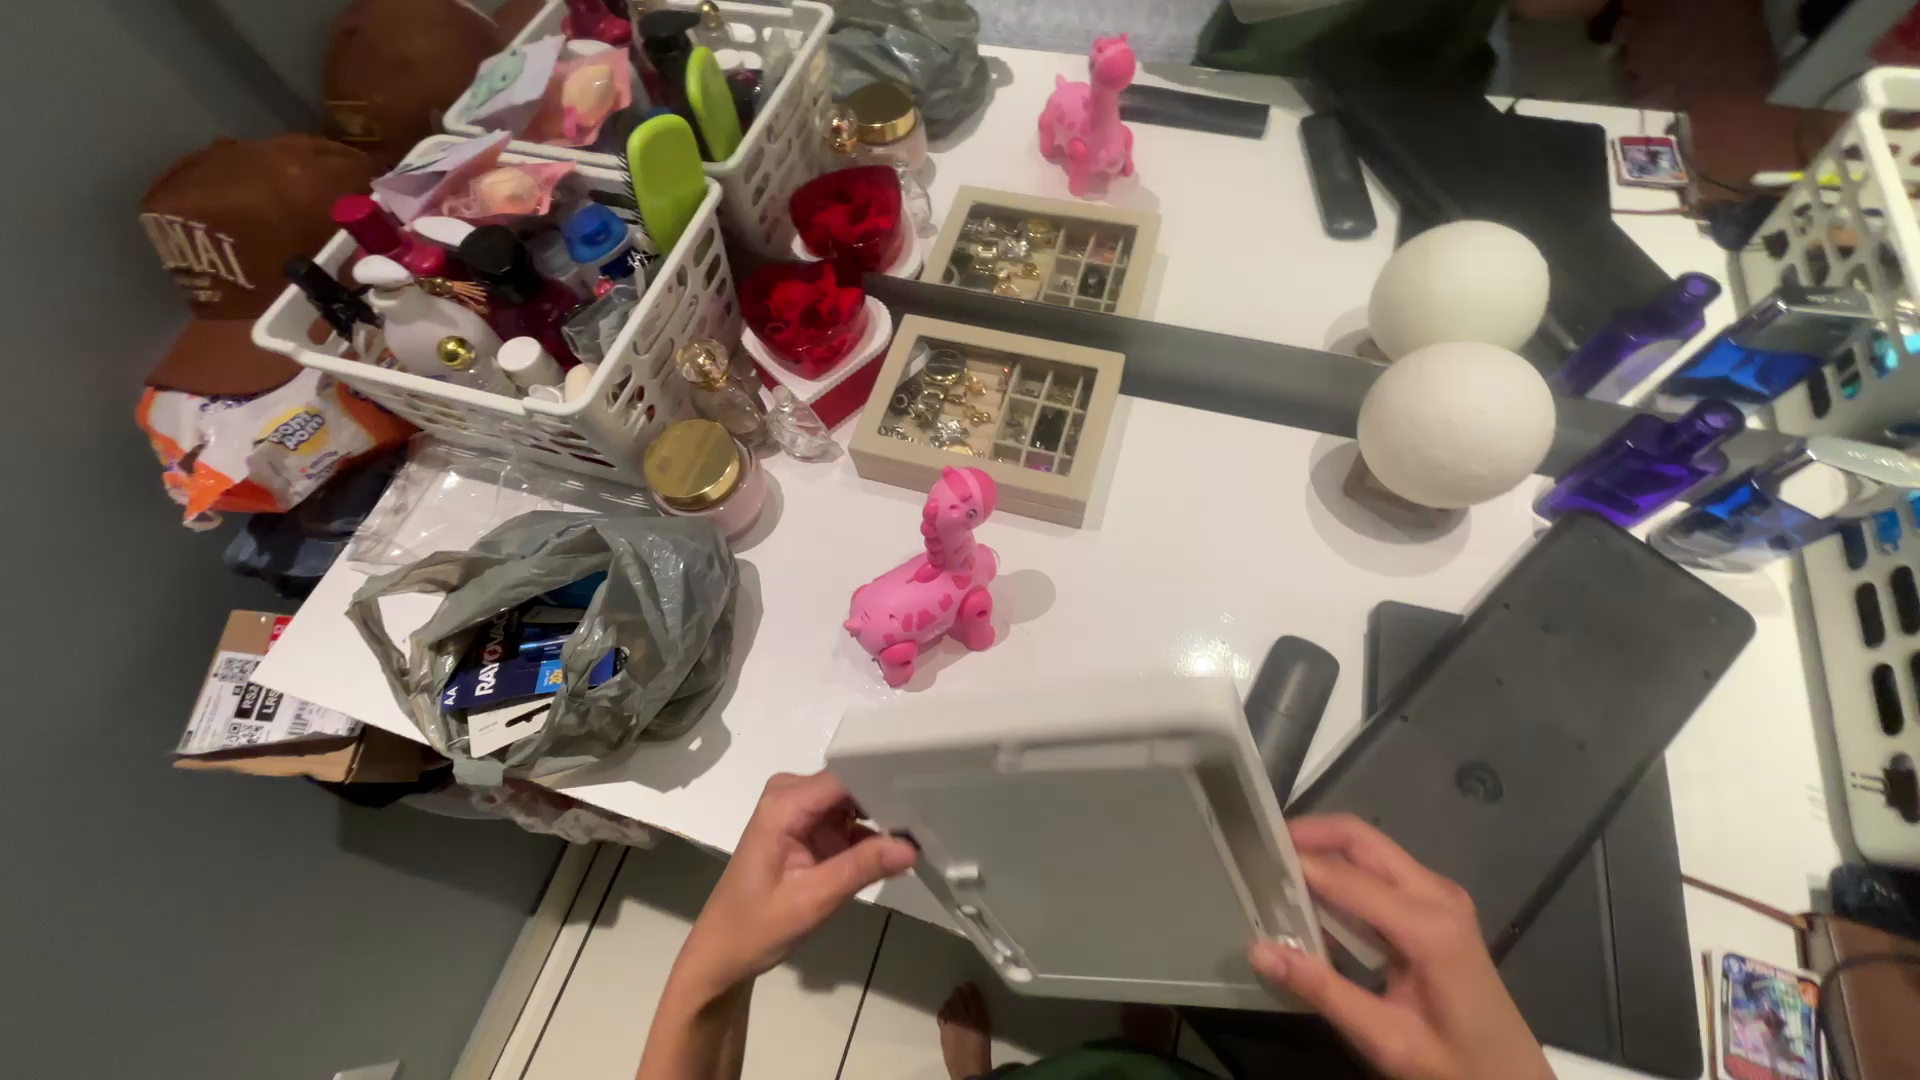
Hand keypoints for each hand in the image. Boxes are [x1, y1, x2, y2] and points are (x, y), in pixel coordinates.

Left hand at [668, 771, 916, 1000]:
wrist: (722, 953)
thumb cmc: (756, 927)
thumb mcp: (812, 900)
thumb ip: (861, 868)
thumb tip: (911, 847)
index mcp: (785, 803)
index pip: (844, 775)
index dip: (882, 778)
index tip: (924, 788)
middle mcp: (792, 794)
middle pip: (852, 782)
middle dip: (889, 796)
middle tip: (933, 812)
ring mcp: (801, 809)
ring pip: (855, 798)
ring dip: (884, 814)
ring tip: (926, 825)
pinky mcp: (809, 826)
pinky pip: (848, 817)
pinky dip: (871, 832)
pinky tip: (901, 843)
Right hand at [1248, 815, 1554, 1079]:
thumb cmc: (1457, 1067)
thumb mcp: (1387, 1040)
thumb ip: (1322, 990)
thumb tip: (1259, 949)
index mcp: (1428, 927)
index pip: (1346, 877)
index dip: (1297, 866)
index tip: (1251, 862)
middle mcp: (1437, 895)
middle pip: (1360, 838)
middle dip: (1308, 835)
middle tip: (1261, 848)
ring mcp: (1440, 896)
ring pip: (1369, 847)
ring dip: (1323, 849)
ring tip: (1278, 869)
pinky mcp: (1437, 905)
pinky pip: (1380, 868)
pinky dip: (1341, 869)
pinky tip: (1314, 894)